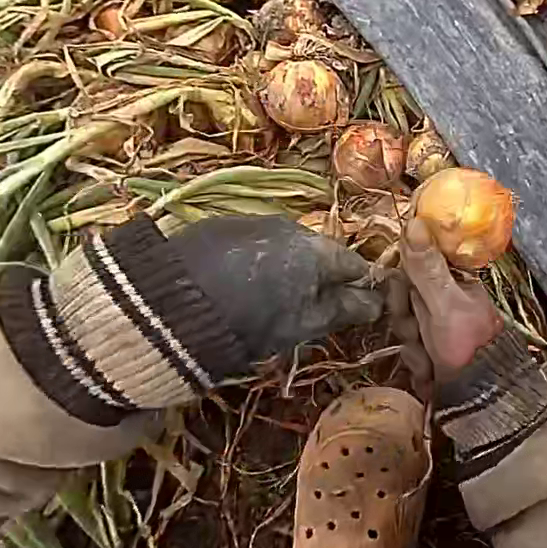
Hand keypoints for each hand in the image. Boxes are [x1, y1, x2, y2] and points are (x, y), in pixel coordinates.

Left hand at [172, 216, 387, 360]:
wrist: (169, 306)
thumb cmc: (252, 322)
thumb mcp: (304, 325)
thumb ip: (345, 310)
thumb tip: (377, 302)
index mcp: (318, 249)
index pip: (354, 264)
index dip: (358, 286)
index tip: (353, 306)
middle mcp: (292, 226)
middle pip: (320, 252)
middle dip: (320, 276)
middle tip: (307, 308)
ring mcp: (254, 222)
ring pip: (286, 246)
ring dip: (287, 267)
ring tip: (269, 298)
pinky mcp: (220, 225)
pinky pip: (254, 242)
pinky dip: (256, 261)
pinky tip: (239, 284)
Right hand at [394, 218, 502, 386]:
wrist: (481, 401)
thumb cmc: (468, 345)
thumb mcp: (445, 303)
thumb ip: (427, 266)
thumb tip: (414, 221)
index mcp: (455, 281)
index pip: (414, 267)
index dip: (402, 284)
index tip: (403, 296)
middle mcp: (446, 301)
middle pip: (404, 300)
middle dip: (407, 321)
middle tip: (418, 334)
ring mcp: (440, 329)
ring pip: (405, 329)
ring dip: (414, 348)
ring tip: (431, 361)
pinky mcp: (432, 355)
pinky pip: (411, 353)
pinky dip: (419, 367)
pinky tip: (432, 376)